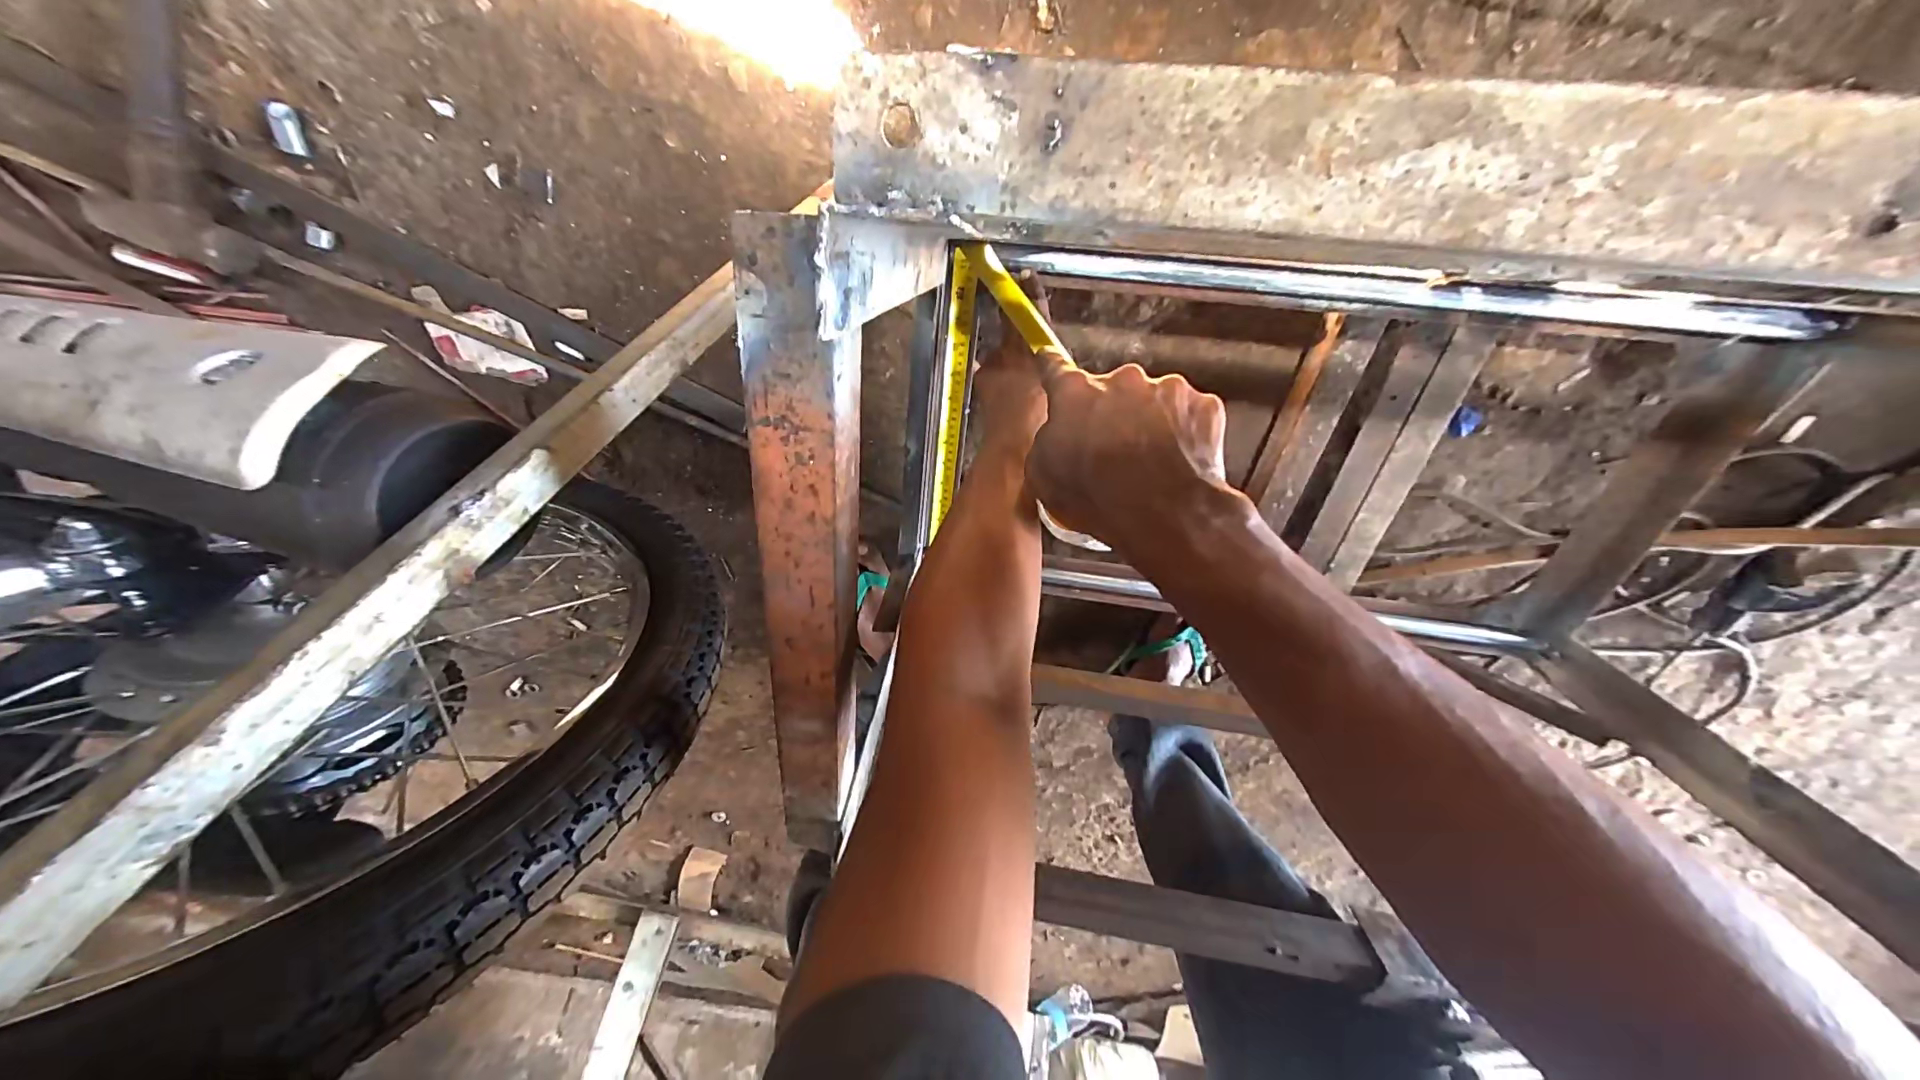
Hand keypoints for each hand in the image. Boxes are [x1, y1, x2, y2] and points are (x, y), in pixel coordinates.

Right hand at [1027, 357, 1232, 557]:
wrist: (1163, 514)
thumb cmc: (1097, 496)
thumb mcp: (1043, 475)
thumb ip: (1047, 441)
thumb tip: (1056, 435)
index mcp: (1076, 393)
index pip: (1055, 368)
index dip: (1050, 365)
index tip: (1047, 356)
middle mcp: (1122, 380)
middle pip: (1113, 390)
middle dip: (1111, 414)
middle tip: (1111, 452)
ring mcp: (1167, 389)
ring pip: (1153, 402)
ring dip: (1148, 424)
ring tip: (1148, 465)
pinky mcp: (1203, 405)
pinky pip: (1187, 415)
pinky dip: (1182, 435)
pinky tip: (1175, 463)